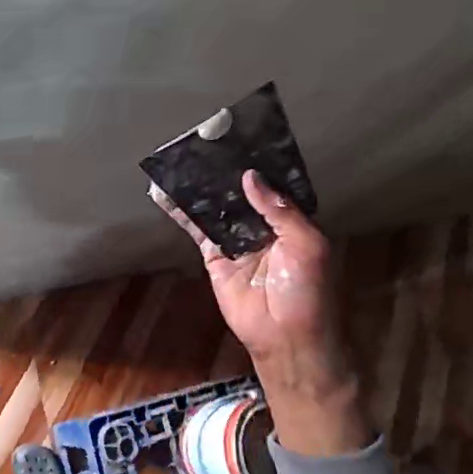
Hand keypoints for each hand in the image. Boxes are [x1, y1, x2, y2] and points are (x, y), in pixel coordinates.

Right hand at [153, 170, 371, 456]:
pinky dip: (181, 212)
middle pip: (240, 193)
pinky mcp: (215, 256)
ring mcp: (237, 241)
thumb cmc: (307, 289)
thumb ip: (280, 210)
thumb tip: (250, 178)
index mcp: (290, 221)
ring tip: (180, 160)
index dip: (258, 165)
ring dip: (200, 187)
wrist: (285, 335)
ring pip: (216, 207)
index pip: (272, 186)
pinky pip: (198, 230)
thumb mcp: (306, 244)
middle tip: (204, 142)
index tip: (240, 138)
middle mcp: (262, 226)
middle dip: (224, 171)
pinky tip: (166, 194)